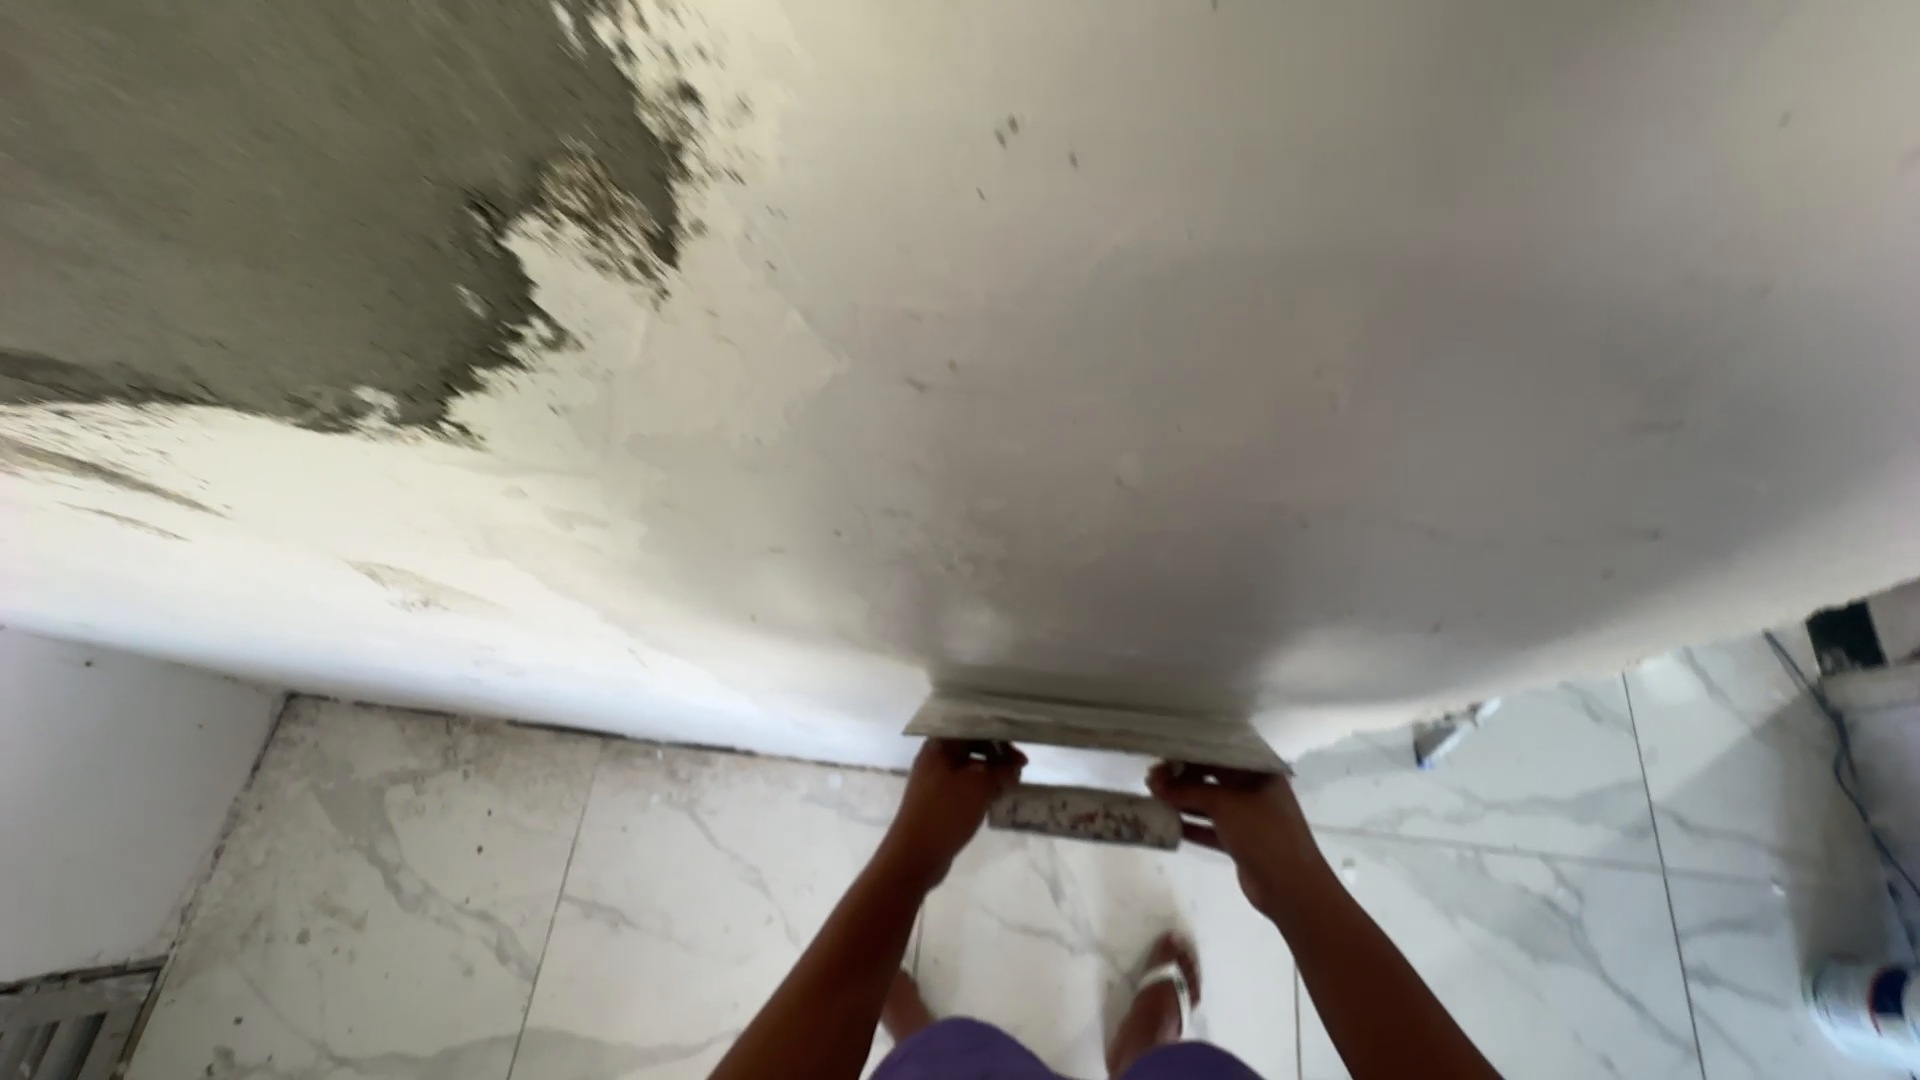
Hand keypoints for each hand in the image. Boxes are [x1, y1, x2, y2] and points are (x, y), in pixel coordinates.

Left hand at [878, 739, 1025, 890]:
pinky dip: (980, 788)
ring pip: (968, 767)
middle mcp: (934, 757)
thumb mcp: (980, 786)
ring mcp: (934, 780)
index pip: (974, 729)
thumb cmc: (946, 812)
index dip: (1000, 739)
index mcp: (939, 745)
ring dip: (990, 773)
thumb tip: (1014, 766)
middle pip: (971, 746)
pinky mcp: (936, 800)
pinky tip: (994, 799)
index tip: (1020, 757)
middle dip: (997, 756)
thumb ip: (1001, 770)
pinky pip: (963, 785)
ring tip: (1010, 786)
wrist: (915, 854)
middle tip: (1019, 772)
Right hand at [1147, 762, 1324, 914]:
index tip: (1162, 757)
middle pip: (1211, 778)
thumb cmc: (1263, 833)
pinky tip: (1167, 822)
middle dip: (1182, 778)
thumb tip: (1154, 782)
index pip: (1218, 755)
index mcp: (1258, 772)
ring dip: (1183, 801)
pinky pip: (1210, 827)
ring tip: (1153, 797)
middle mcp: (1254, 790)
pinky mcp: (1240, 841)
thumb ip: (1187, 791)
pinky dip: (1191, 824)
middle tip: (1152, 780)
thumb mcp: (1224, 804)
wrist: (1291, 888)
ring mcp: (1248, 817)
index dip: (1189, 754)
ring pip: (1209, 803)